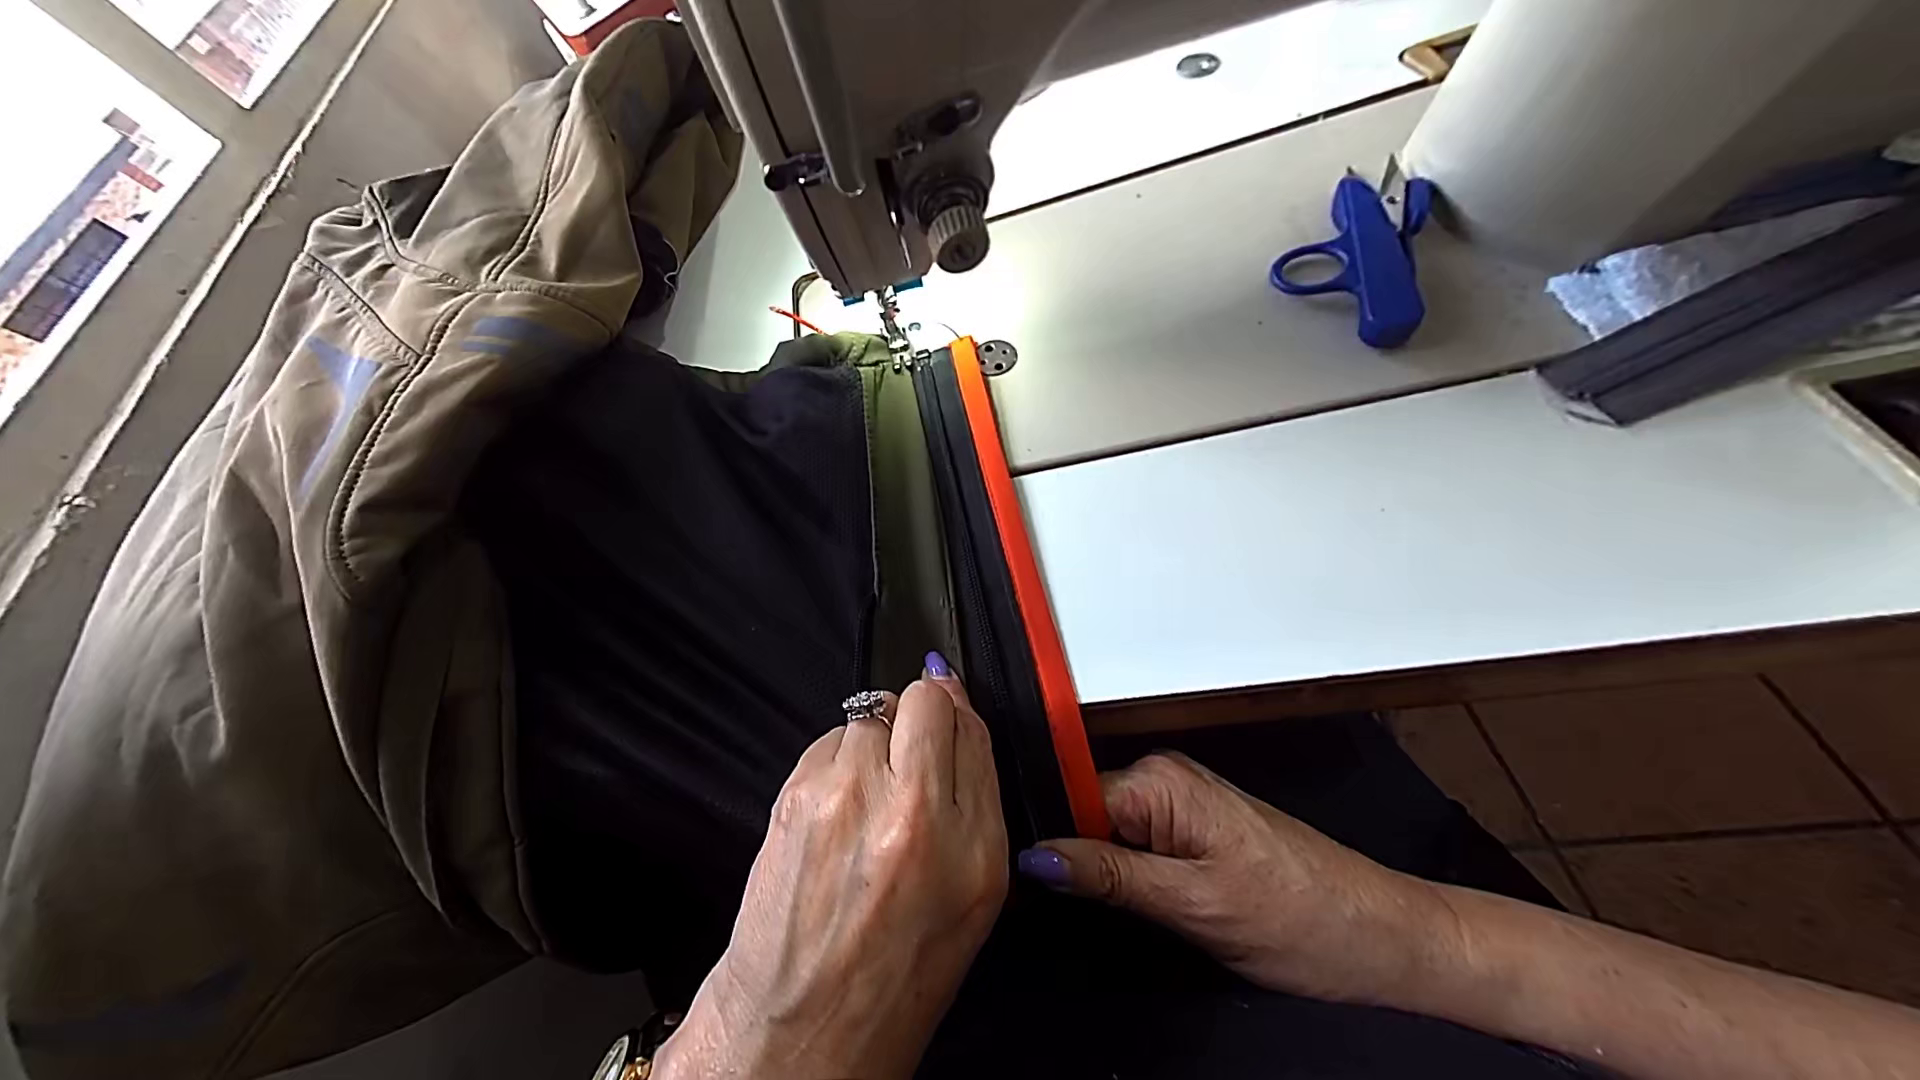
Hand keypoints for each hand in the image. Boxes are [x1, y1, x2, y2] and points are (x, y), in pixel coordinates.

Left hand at [656, 657, 1008, 1079]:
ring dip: (873, 740)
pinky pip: (828, 739)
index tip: (948, 719)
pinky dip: (835, 761)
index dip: (959, 717)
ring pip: (871, 711)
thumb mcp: (973, 892)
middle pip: (924, 699)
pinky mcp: (797, 794)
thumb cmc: (893, 972)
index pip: (974, 728)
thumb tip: (958, 711)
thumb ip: (975, 792)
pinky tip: (835, 810)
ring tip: (866, 797)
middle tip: (907, 754)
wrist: (802, 1025)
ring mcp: (850, 798)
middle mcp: (914, 813)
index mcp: (974, 845)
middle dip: (919, 714)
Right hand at [1024, 752, 1457, 1005]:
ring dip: (1111, 872)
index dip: (1055, 846)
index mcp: (1162, 781)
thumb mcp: (1191, 905)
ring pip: (1109, 831)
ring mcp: (1181, 799)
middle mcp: (1168, 778)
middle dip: (1085, 862)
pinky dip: (1134, 873)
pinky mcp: (1191, 823)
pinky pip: (1136, 840)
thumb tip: (1040, 858)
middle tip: (1114, 909)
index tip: (1040, 887)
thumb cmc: (1306, 916)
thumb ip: (1108, 876)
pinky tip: (1159, 901)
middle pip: (1086, 813)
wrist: (1378, 935)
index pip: (1071, 797)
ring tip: (1152, 908)